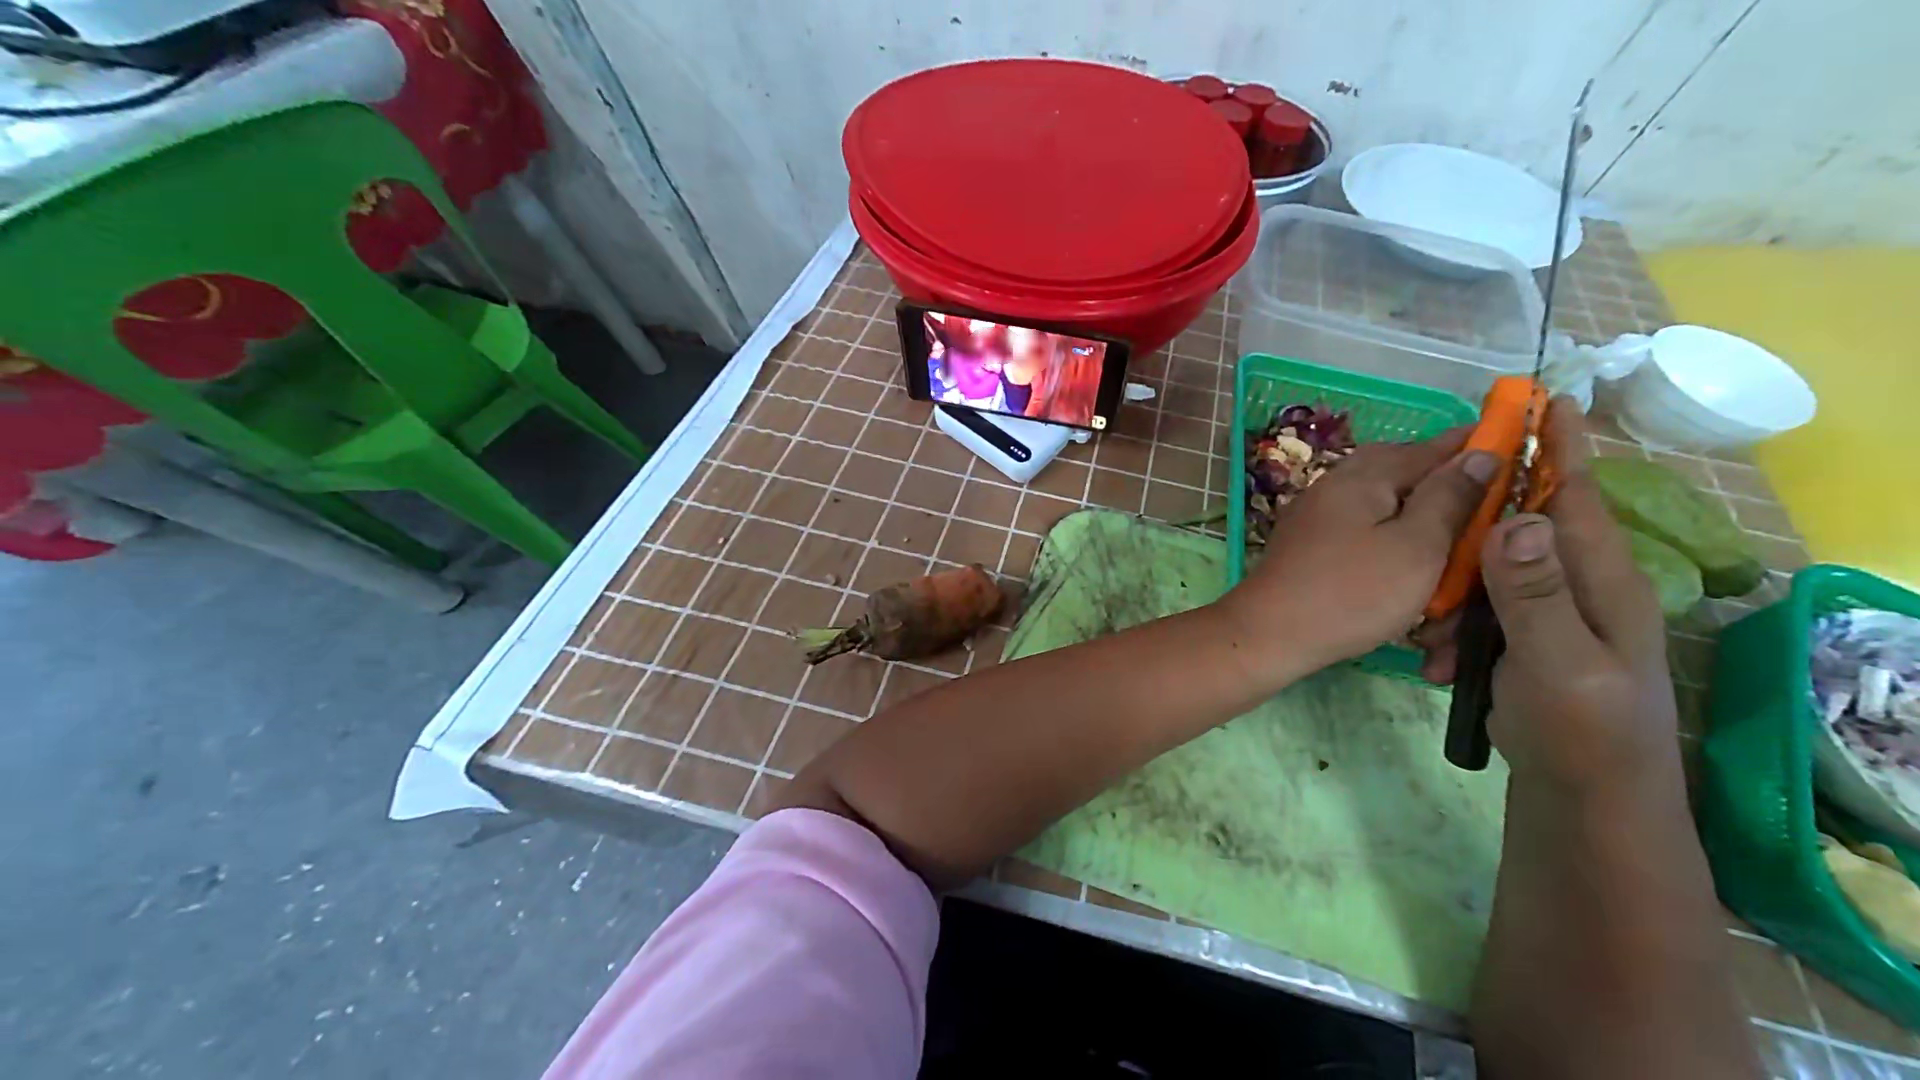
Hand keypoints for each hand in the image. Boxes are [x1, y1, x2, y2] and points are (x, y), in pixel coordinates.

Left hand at [1218, 428, 1496, 676]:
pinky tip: (1399, 547)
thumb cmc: (1352, 592)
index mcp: (1362, 477)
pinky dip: (1382, 526)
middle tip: (1477, 489)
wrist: (1271, 632)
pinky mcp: (1306, 542)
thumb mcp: (1417, 546)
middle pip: (1394, 465)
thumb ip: (1448, 498)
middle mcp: (1332, 485)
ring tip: (1444, 523)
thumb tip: (1477, 453)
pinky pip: (1353, 520)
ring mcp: (1314, 514)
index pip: (1428, 448)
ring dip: (1408, 501)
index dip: (1471, 445)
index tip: (1512, 443)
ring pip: (1372, 493)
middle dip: (1436, 472)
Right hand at [1419, 400, 1679, 791]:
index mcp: (1600, 580)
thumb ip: (1535, 594)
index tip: (1541, 402)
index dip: (1559, 448)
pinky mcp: (1523, 639)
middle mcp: (1577, 585)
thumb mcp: (1558, 663)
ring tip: (1431, 640)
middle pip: (1521, 528)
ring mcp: (1549, 614)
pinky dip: (1451, 629)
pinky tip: (1435, 660)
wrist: (1586, 801)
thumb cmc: (1583, 730)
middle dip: (1473, 529)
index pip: (1576, 497)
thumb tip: (1517, 518)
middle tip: (1429, 528)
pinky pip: (1478, 611)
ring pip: (1488, 574)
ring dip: (1450, 597)